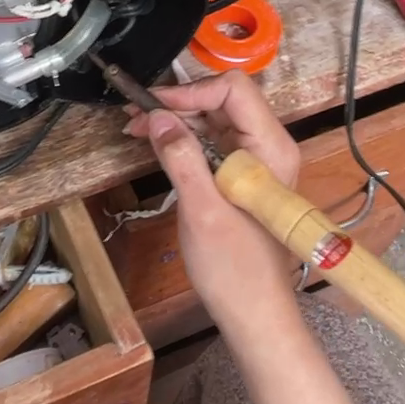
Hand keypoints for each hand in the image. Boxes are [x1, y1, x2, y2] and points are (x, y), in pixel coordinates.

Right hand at [125, 71, 301, 327]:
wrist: (253, 312)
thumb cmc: (234, 266)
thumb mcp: (202, 209)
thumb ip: (181, 157)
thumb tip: (155, 116)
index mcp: (270, 147)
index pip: (233, 90)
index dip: (190, 93)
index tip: (153, 108)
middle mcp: (266, 145)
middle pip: (221, 100)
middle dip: (176, 103)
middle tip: (134, 114)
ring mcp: (252, 159)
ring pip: (211, 118)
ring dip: (173, 118)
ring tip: (134, 126)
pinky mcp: (238, 173)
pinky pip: (208, 140)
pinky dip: (179, 137)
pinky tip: (152, 141)